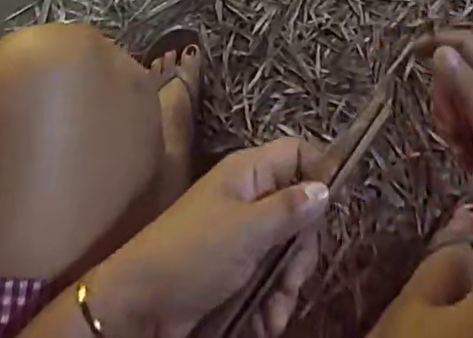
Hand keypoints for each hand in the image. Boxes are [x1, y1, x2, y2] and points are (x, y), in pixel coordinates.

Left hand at [88, 137, 329, 337]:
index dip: (319, 171)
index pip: (296, 152)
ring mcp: (243, 233)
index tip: (334, 206)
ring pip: (287, 248)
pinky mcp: (236, 268)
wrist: (138, 307)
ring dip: (288, 283)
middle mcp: (249, 196)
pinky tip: (266, 321)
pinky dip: (273, 300)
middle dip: (302, 248)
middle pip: (299, 207)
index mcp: (248, 172)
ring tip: (276, 310)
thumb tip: (326, 188)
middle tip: (293, 276)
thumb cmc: (192, 254)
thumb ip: (289, 209)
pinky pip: (270, 276)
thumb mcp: (246, 231)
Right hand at [420, 30, 472, 247]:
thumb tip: (440, 49)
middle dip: (446, 98)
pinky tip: (468, 158)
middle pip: (455, 72)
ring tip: (464, 148)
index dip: (438, 42)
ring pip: (454, 98)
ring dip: (450, 121)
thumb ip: (465, 86)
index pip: (467, 44)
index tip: (410, 53)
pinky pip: (459, 120)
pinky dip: (456, 136)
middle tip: (455, 129)